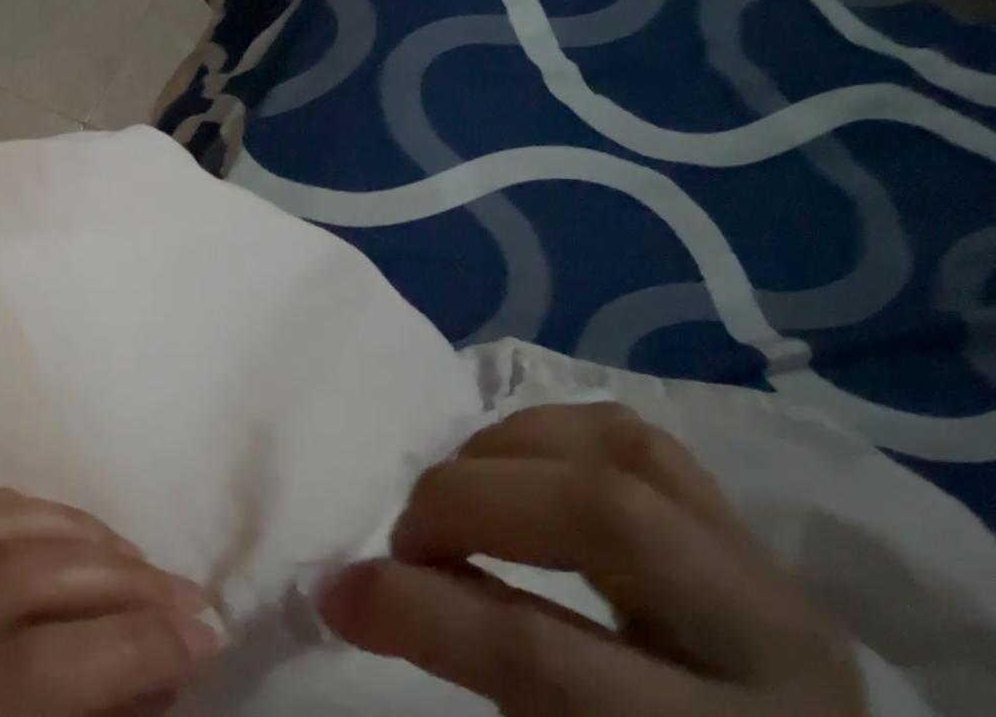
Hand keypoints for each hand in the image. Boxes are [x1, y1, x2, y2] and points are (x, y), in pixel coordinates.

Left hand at [0, 487, 220, 716]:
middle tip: (184, 595)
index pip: (35, 668)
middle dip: (115, 580)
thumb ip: (102, 714)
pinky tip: (72, 532)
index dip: (131, 647)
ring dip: (75, 534)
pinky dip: (25, 511)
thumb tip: (170, 652)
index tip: (206, 636)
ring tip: (135, 560)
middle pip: (10, 580)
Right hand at [319, 402, 868, 716]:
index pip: (537, 649)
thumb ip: (473, 672)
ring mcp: (770, 573)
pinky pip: (645, 439)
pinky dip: (554, 433)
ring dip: (506, 451)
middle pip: (602, 515)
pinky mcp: (749, 534)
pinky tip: (511, 467)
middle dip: (462, 504)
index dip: (412, 609)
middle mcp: (765, 643)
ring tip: (454, 496)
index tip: (335, 595)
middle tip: (405, 541)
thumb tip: (355, 592)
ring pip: (629, 450)